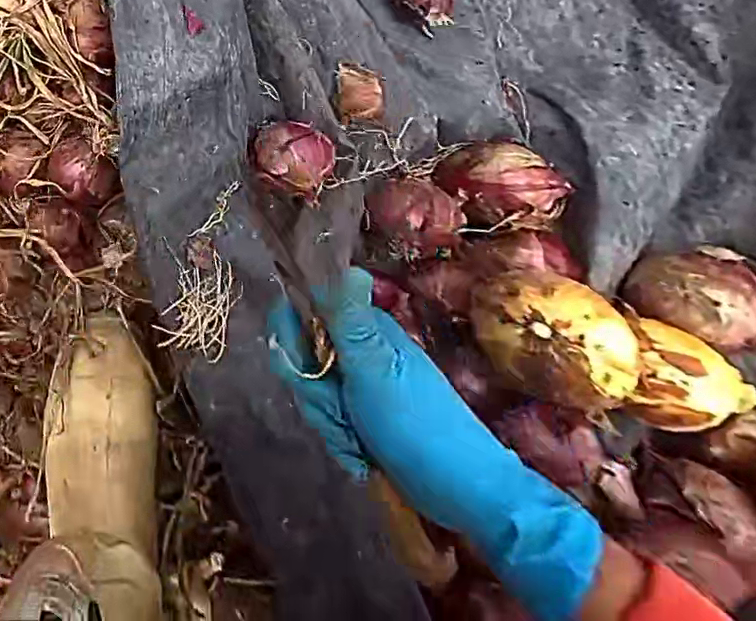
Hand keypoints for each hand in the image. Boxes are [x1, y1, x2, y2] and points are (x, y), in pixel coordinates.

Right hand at [269, 268, 603, 620]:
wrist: (463, 491)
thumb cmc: (417, 424)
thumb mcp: (374, 368)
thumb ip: (348, 318)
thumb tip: (347, 264)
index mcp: (362, 326)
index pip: (301, 311)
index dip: (293, 339)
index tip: (307, 367)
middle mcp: (358, 347)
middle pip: (301, 356)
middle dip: (314, 392)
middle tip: (342, 410)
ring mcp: (360, 383)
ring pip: (311, 391)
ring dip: (329, 421)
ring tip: (359, 440)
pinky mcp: (362, 416)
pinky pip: (328, 420)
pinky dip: (340, 441)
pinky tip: (362, 456)